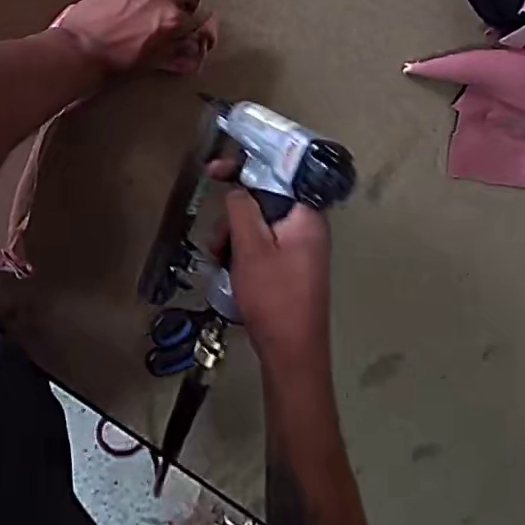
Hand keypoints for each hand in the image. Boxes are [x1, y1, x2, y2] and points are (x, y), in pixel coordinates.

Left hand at [53, 0, 206, 74]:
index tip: (185, 30)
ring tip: (139, 16)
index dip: (193, 25)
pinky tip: (120, 12)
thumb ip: (177, 52)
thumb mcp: (154, 61)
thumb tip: (190, 49)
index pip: (198, 16)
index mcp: (172, 18)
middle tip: (174, 12)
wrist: (79, 49)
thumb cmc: (115, 61)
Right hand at [212, 160, 332, 386]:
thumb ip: (242, 209)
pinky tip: (230, 271)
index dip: (245, 168)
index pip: (277, 174)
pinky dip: (243, 253)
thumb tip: (238, 189)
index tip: (216, 170)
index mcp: (307, 215)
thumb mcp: (250, 248)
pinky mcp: (291, 266)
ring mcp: (300, 248)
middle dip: (234, 218)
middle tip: (218, 241)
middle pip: (263, 201)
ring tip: (221, 262)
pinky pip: (263, 245)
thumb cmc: (274, 298)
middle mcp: (307, 226)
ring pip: (258, 225)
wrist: (291, 356)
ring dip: (234, 238)